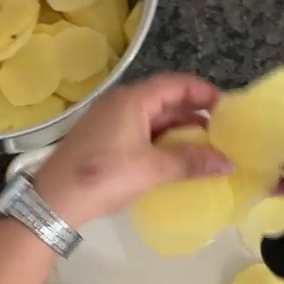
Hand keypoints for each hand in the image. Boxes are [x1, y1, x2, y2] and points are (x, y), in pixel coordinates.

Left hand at [31, 74, 232, 227]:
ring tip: (202, 149)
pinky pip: (137, 133)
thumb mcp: (153, 169)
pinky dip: (158, 142)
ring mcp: (106, 122)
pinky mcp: (100, 141)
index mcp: (131, 99)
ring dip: (176, 131)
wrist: (55, 200)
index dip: (203, 93)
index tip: (227, 109)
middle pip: (163, 100)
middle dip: (193, 115)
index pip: (176, 84)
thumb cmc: (105, 176)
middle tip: (220, 134)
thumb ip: (191, 161)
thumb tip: (228, 162)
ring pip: (150, 119)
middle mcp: (118, 103)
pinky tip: (171, 160)